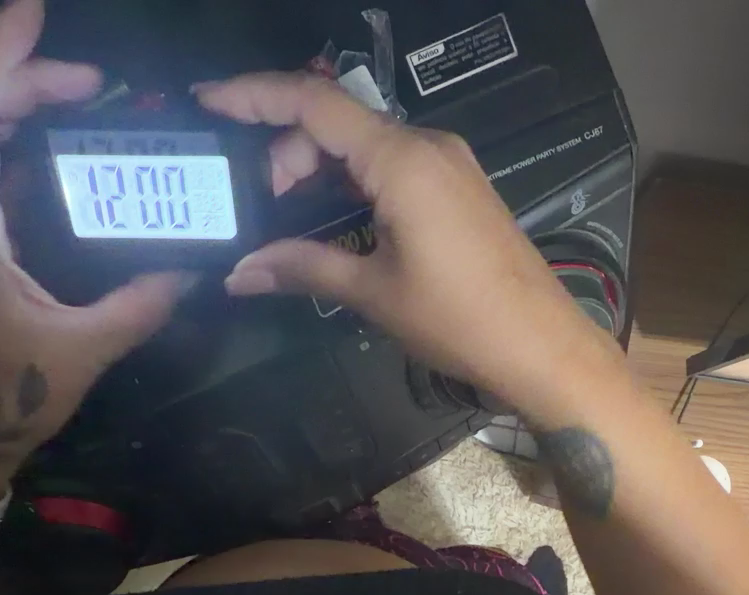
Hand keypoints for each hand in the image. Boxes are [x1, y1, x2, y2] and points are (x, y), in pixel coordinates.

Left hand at [0, 0, 191, 503]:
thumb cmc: (6, 395)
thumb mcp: (84, 349)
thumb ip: (140, 303)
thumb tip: (190, 269)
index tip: (35, 11)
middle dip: (25, 81)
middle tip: (95, 82)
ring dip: (18, 115)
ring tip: (83, 111)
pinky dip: (18, 158)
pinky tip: (64, 172)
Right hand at [194, 73, 613, 409]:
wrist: (541, 345)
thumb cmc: (459, 320)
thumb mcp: (375, 292)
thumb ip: (305, 268)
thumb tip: (239, 274)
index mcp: (402, 160)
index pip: (314, 102)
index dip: (254, 94)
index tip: (208, 102)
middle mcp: (428, 146)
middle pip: (339, 122)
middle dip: (289, 152)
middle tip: (266, 205)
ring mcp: (451, 165)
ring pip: (368, 144)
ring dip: (324, 168)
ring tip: (295, 212)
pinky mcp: (462, 189)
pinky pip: (397, 166)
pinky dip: (358, 181)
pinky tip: (341, 216)